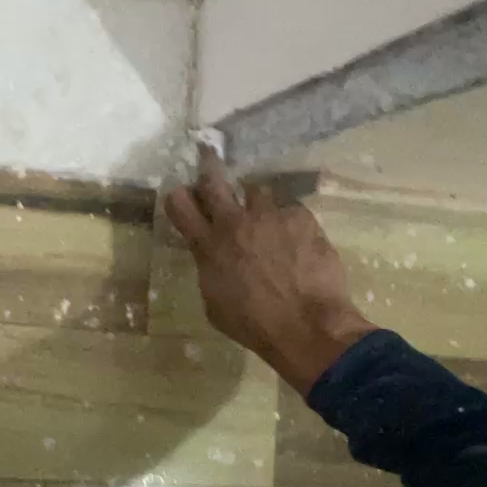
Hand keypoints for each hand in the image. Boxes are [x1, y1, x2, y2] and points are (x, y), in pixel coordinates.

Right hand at [164, 146, 377, 391]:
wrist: (307, 326)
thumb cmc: (253, 324)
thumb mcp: (215, 302)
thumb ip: (211, 269)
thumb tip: (215, 257)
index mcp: (208, 246)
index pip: (180, 204)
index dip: (179, 196)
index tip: (183, 194)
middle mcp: (234, 223)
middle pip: (213, 181)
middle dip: (208, 168)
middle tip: (210, 161)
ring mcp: (269, 216)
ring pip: (257, 191)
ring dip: (258, 204)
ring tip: (268, 222)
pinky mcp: (301, 217)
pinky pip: (290, 211)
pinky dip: (290, 224)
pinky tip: (299, 244)